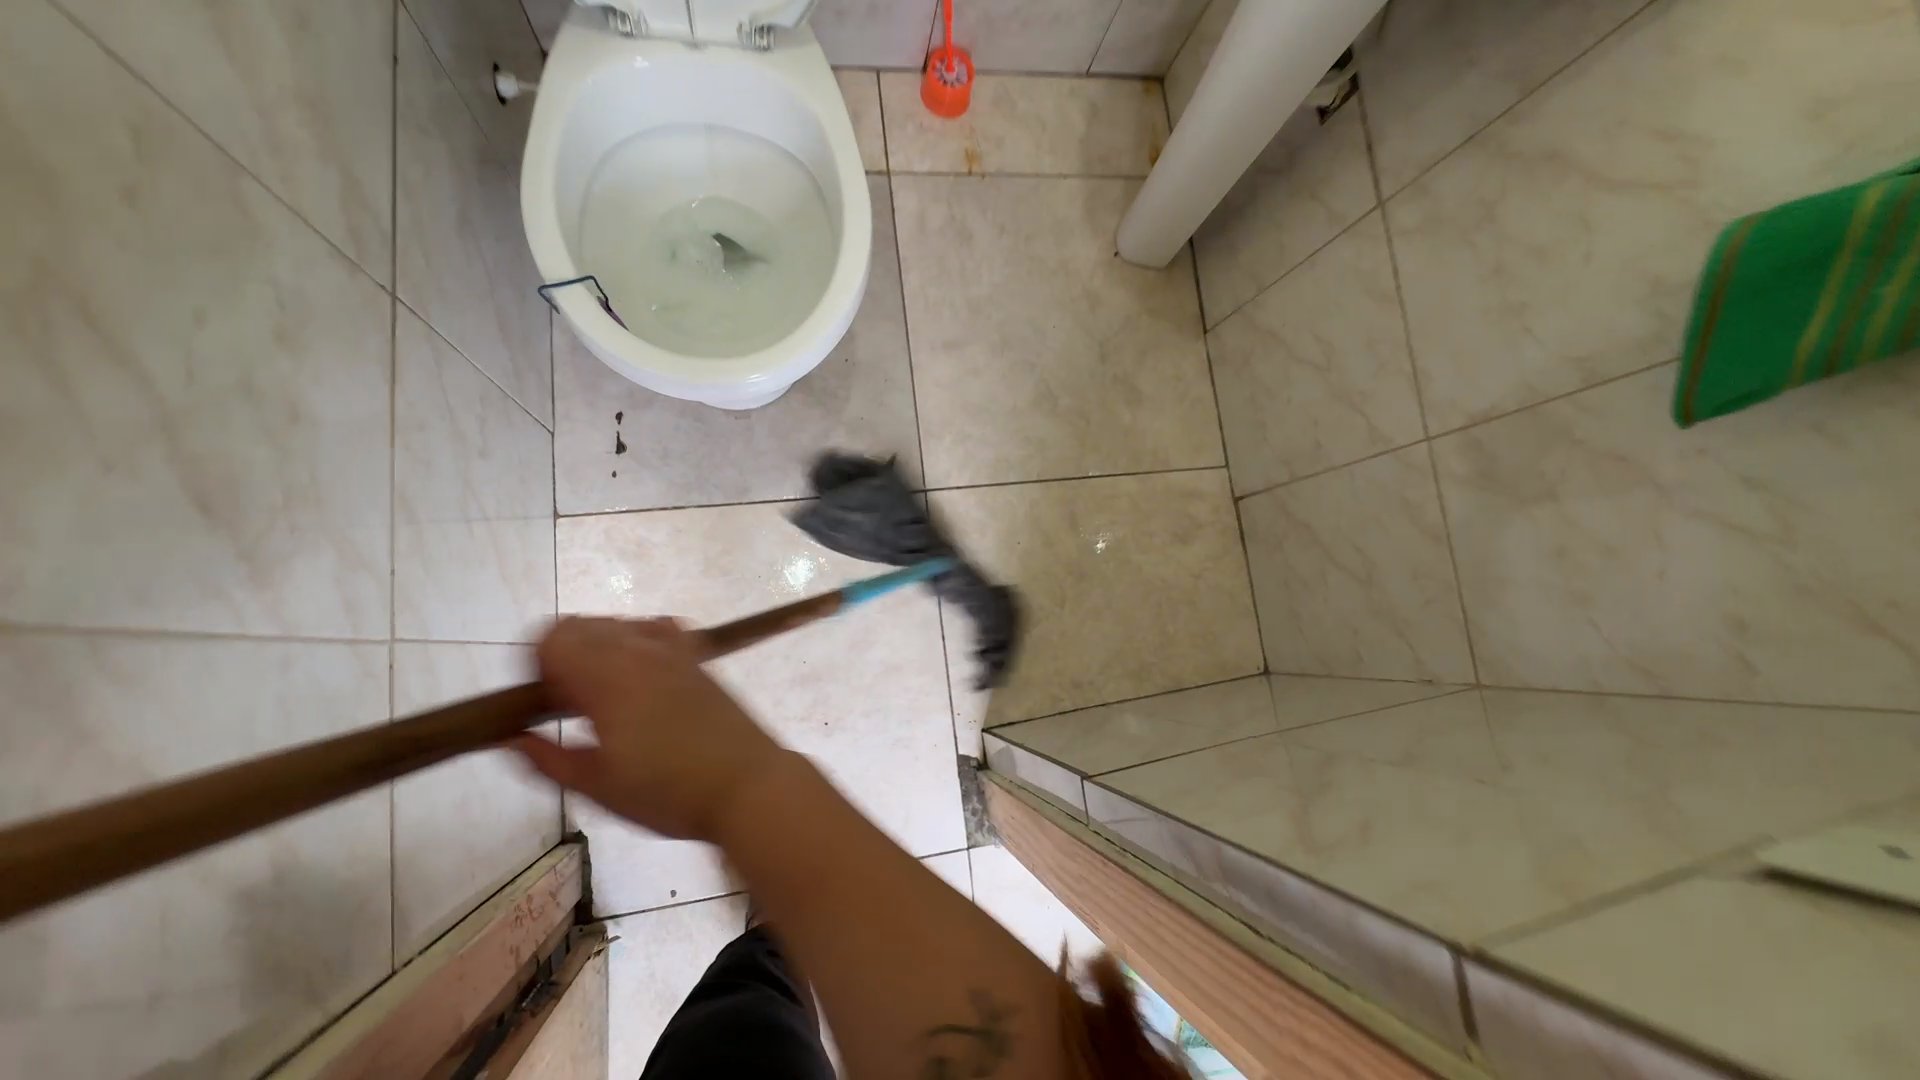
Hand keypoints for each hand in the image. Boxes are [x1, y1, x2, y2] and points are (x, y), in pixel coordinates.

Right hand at [512, 616, 786, 842]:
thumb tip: (510, 740)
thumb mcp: (598, 787)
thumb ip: (547, 759)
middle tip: (571, 706)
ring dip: (600, 649)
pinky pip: (658, 629)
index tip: (543, 705)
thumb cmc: (669, 793)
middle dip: (564, 656)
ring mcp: (675, 649)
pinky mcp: (700, 658)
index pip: (553, 637)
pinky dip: (639, 643)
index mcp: (608, 677)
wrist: (748, 784)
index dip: (536, 666)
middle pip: (582, 624)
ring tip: (607, 698)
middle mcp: (640, 650)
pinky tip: (644, 682)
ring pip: (619, 624)